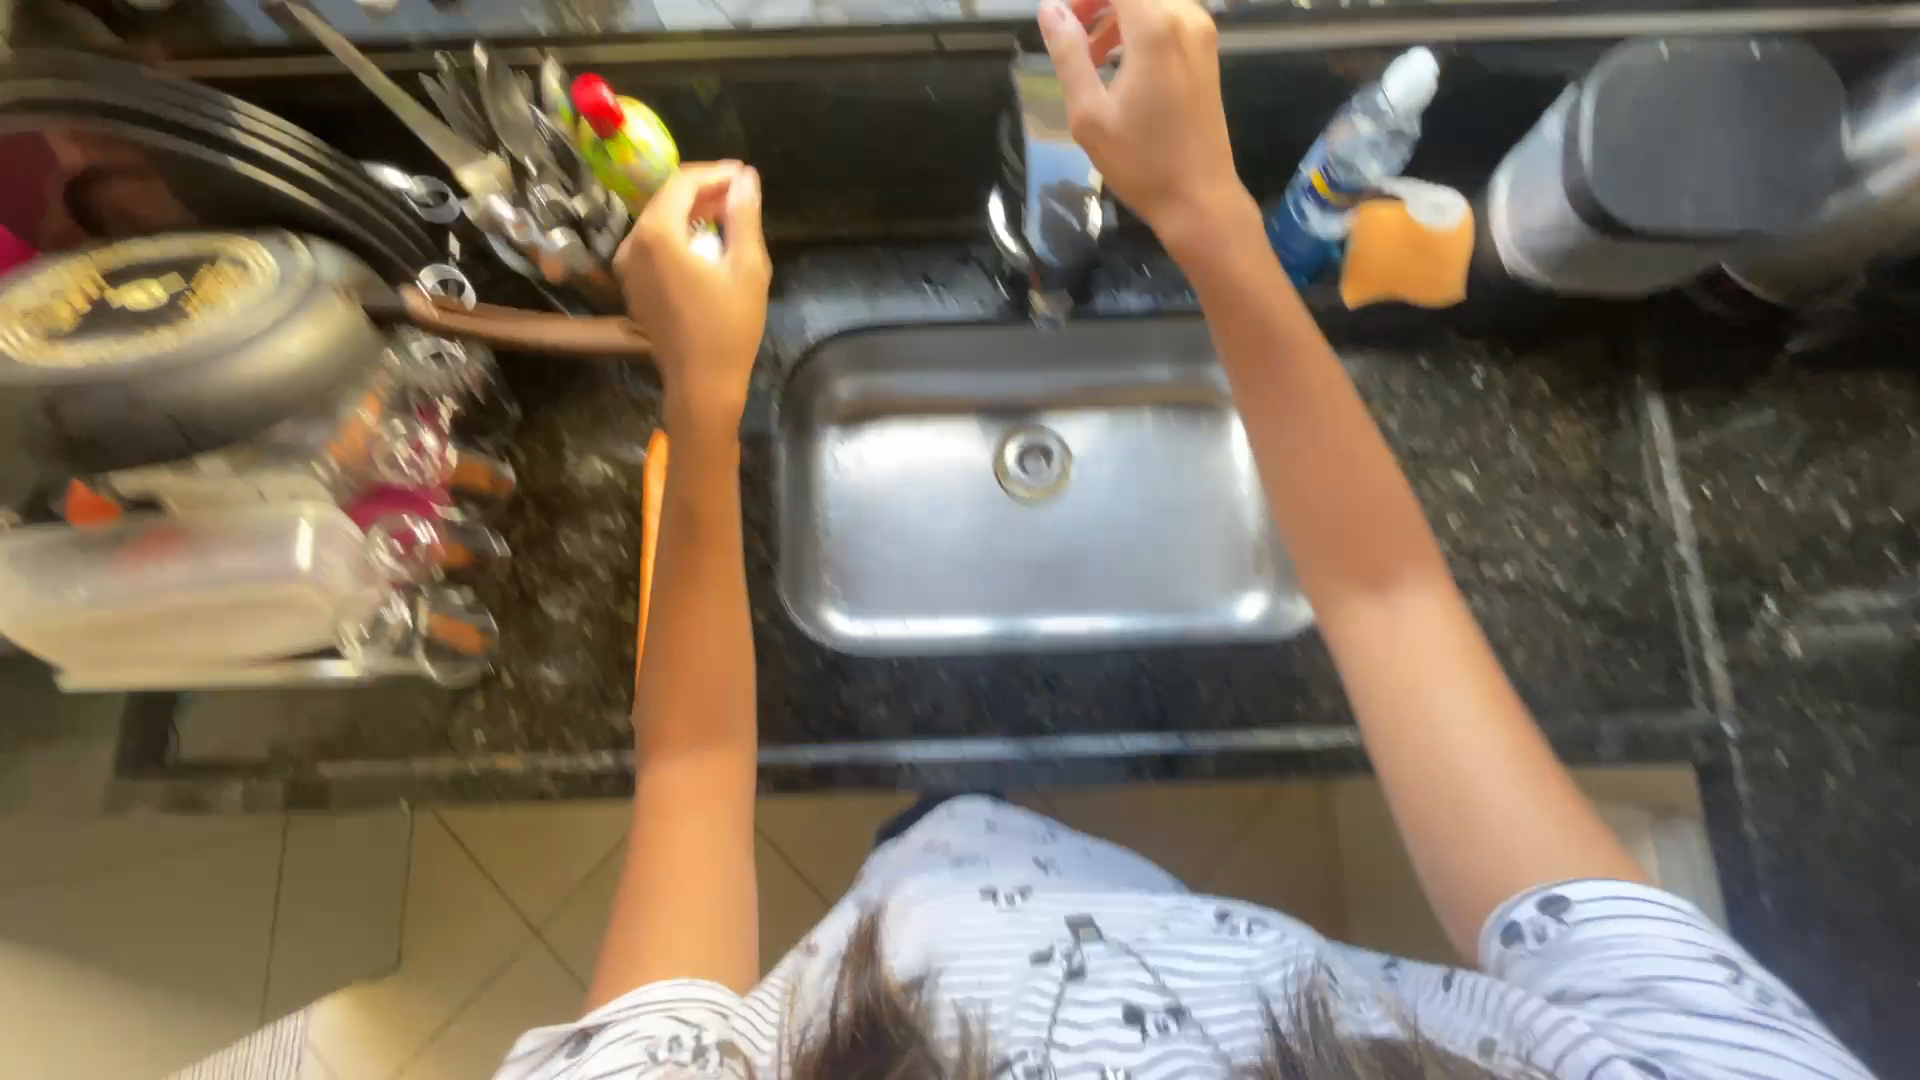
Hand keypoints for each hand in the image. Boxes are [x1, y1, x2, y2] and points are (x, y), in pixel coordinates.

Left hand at [617, 161, 771, 439]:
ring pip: (659, 223)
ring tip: (726, 218)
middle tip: (739, 194)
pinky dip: (678, 238)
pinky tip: (703, 247)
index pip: (683, 182)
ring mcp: (627, 267)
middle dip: (704, 192)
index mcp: (658, 233)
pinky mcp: (632, 287)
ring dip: (691, 214)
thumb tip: (747, 178)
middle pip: (667, 200)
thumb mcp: (748, 269)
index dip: (716, 173)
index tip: (745, 175)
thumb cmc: (730, 328)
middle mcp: (632, 243)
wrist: (702, 383)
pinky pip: (653, 248)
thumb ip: (744, 217)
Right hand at [1037, 0, 1252, 250]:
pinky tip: (1120, 65)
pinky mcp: (1206, 50)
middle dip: (1097, 1)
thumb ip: (1069, 56)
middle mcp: (1184, 15)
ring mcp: (1200, 31)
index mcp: (1154, 27)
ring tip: (1091, 57)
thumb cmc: (1140, 164)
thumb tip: (1049, 10)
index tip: (1061, 19)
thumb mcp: (1090, 116)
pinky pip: (1167, 15)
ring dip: (1116, 13)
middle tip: (1070, 35)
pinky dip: (1138, 25)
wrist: (1198, 197)